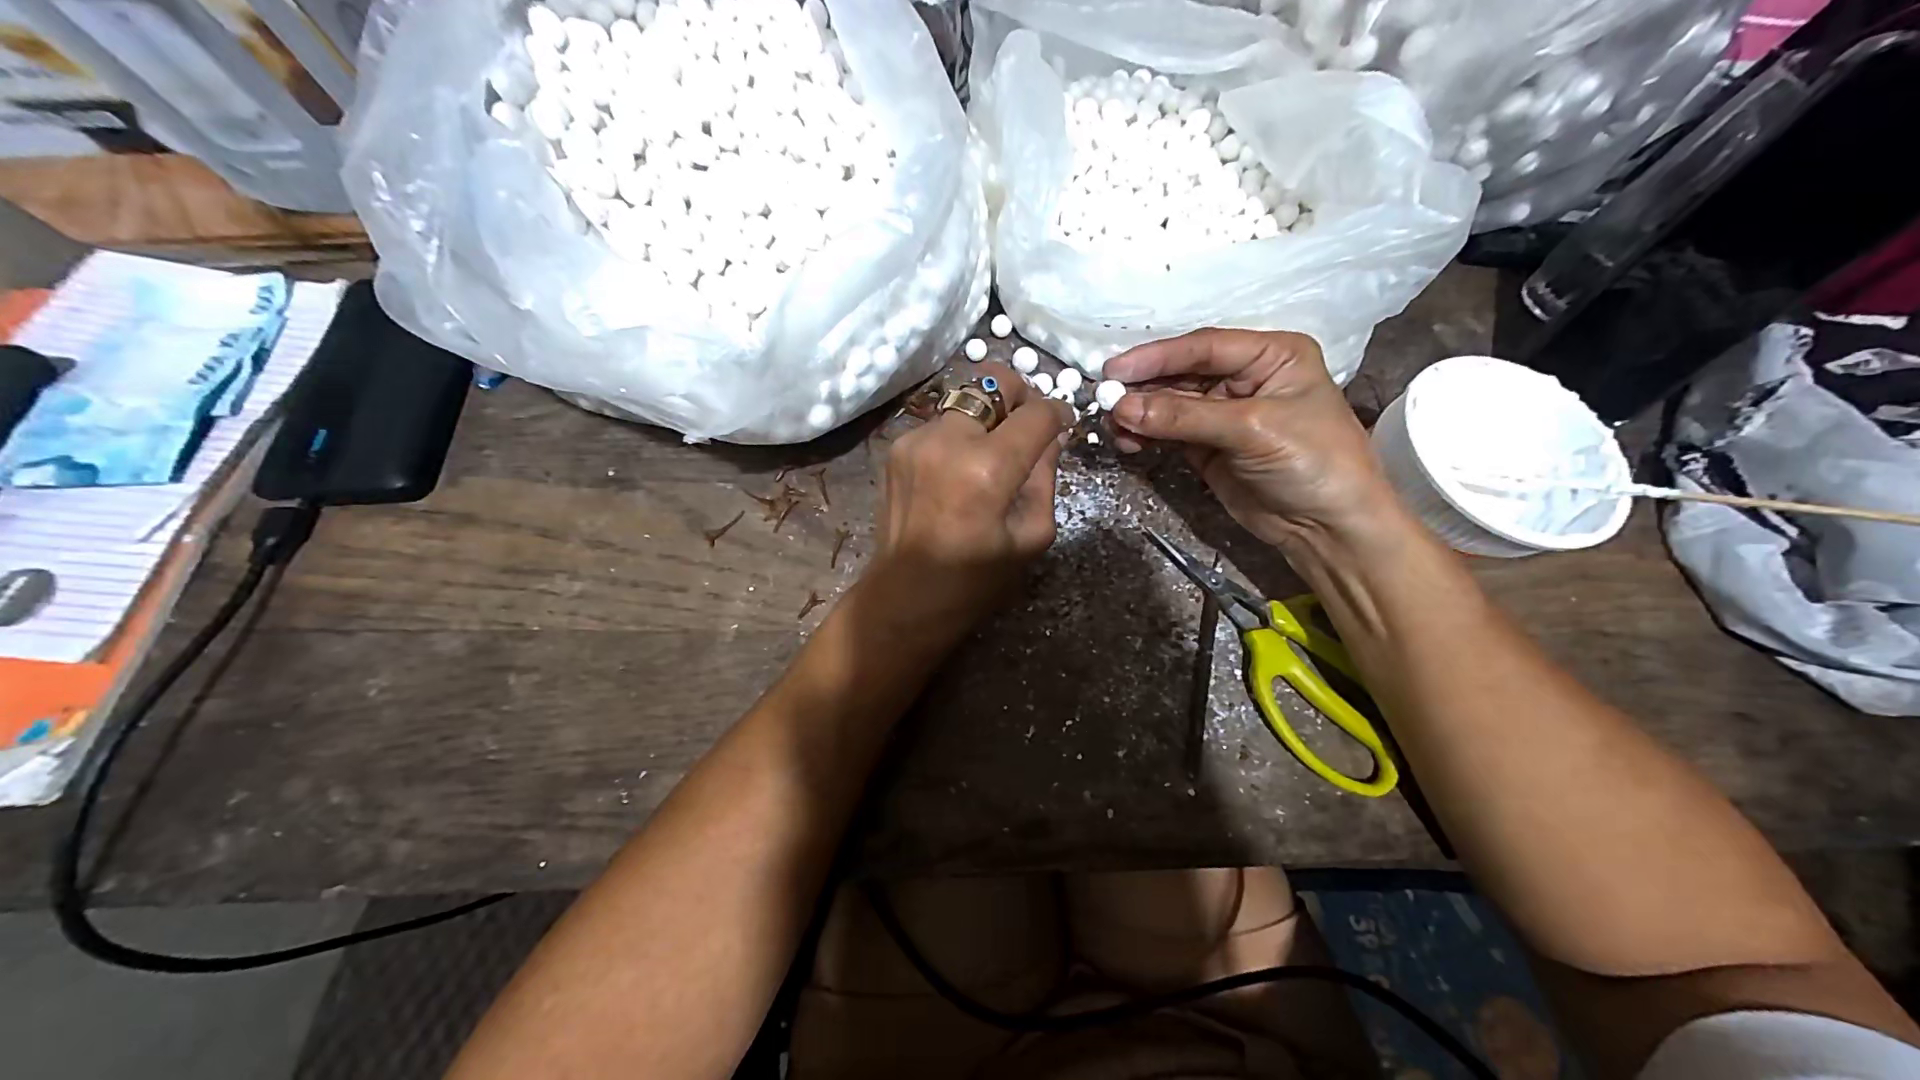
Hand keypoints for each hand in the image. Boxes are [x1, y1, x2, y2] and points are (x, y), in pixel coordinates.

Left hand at [870, 362, 1071, 626]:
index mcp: (987, 469)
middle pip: (995, 379)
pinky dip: (959, 434)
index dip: (1058, 414)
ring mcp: (915, 439)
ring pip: (966, 399)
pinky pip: (940, 422)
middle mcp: (948, 440)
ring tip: (990, 453)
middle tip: (1026, 425)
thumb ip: (1045, 476)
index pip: (1037, 413)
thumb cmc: (976, 578)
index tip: (1062, 426)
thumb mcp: (1032, 535)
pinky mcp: (896, 446)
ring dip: (986, 416)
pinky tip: (959, 469)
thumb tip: (1052, 436)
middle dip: (1020, 396)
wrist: (905, 596)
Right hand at [1104, 329, 1402, 549]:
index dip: (1157, 357)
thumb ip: (1185, 417)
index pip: (1204, 347)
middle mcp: (1244, 378)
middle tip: (1103, 400)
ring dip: (1139, 414)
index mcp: (1270, 355)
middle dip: (1143, 387)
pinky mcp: (1207, 446)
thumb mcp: (1252, 429)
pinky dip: (1146, 436)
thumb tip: (1122, 408)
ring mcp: (1223, 413)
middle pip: (1181, 374)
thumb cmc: (1312, 462)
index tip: (1114, 370)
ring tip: (1113, 427)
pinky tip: (1128, 442)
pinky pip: (1168, 433)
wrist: (1328, 528)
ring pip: (1169, 404)